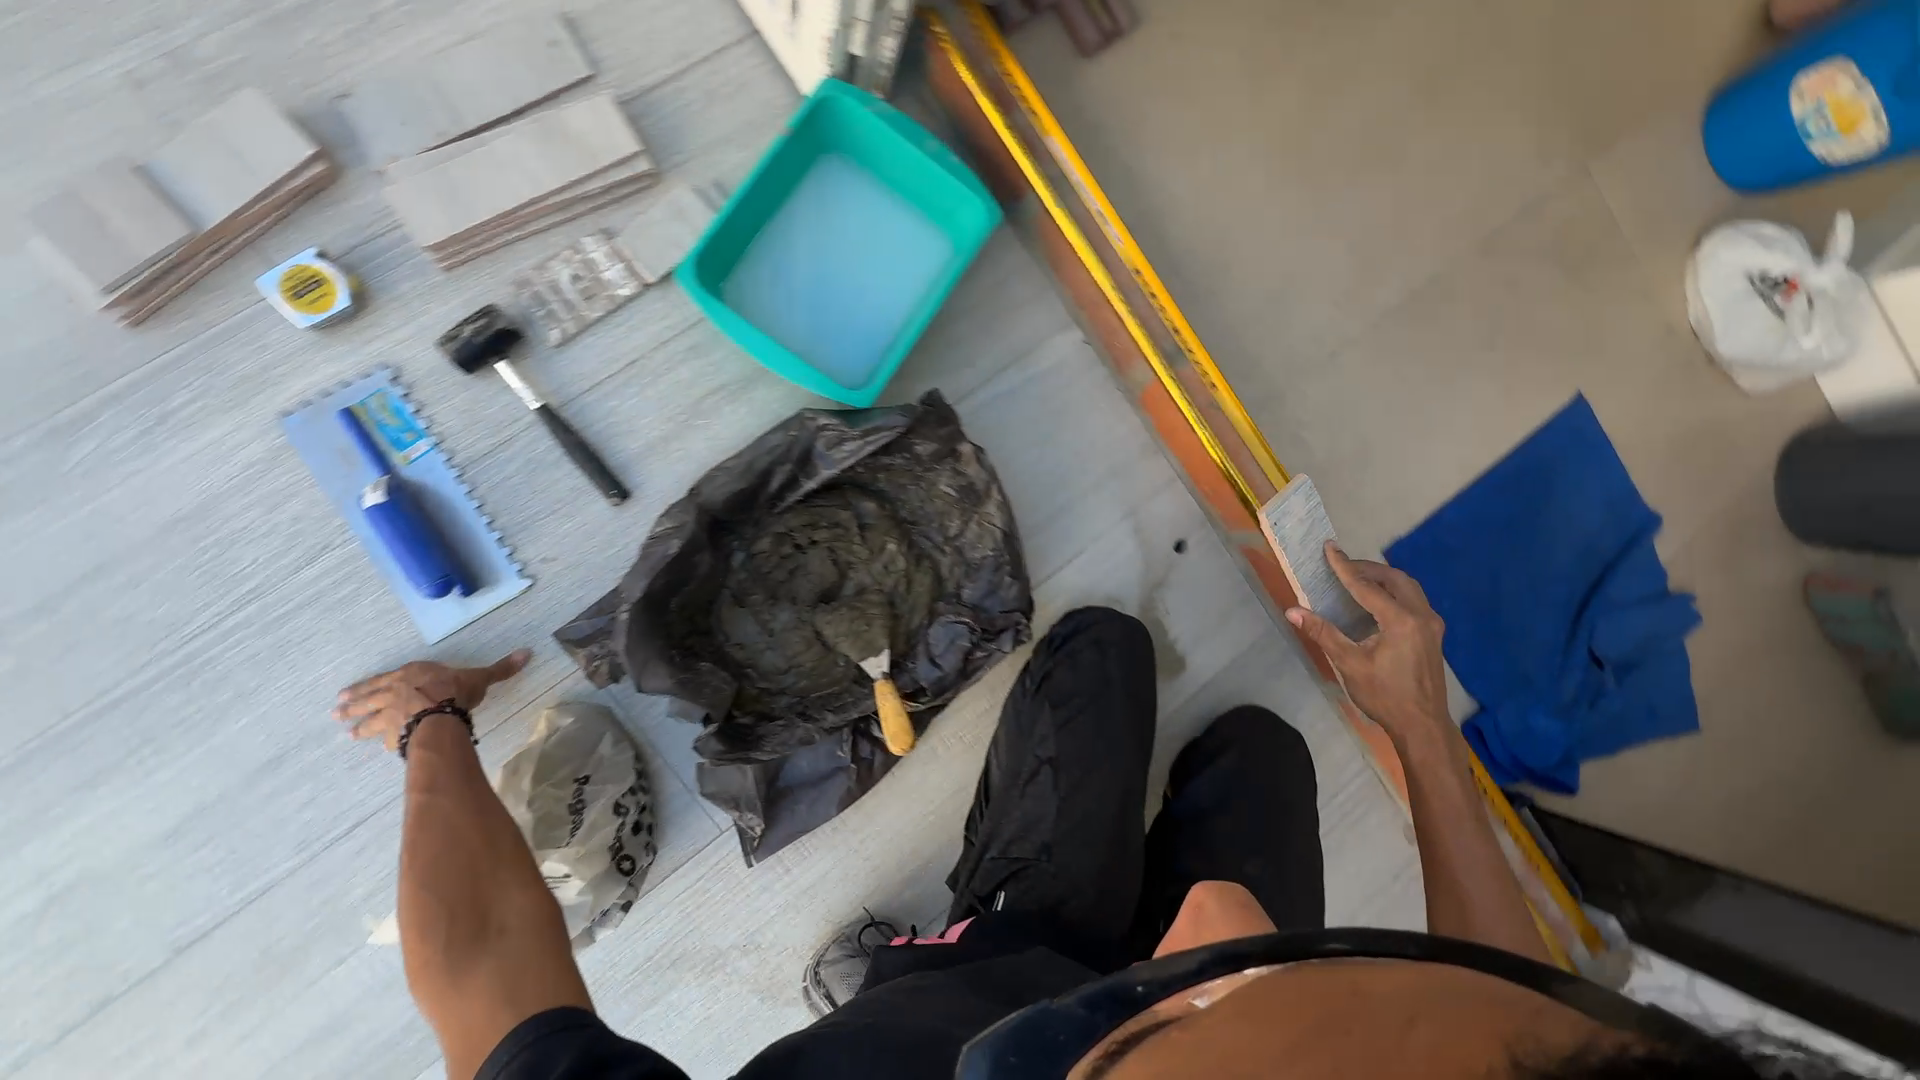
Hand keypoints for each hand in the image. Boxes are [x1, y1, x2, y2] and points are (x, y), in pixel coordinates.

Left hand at [335, 649, 531, 750]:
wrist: (439, 715)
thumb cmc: (456, 691)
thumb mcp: (479, 676)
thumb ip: (500, 668)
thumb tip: (528, 652)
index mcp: (410, 675)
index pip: (382, 679)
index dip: (367, 685)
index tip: (349, 690)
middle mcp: (393, 693)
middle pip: (367, 699)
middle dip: (352, 704)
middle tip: (335, 711)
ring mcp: (389, 716)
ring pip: (367, 720)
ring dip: (356, 724)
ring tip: (344, 731)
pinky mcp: (393, 736)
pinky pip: (385, 739)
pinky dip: (380, 742)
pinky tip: (377, 747)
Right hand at [1286, 543, 1449, 740]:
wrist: (1422, 724)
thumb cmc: (1384, 695)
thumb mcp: (1349, 664)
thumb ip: (1323, 633)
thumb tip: (1293, 611)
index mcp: (1401, 620)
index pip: (1366, 586)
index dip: (1344, 567)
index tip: (1329, 548)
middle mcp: (1421, 615)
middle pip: (1394, 578)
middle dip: (1367, 568)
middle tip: (1342, 567)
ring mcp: (1431, 624)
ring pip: (1407, 587)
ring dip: (1382, 578)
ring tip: (1357, 580)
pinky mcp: (1433, 633)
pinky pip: (1412, 600)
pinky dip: (1392, 592)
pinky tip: (1376, 602)